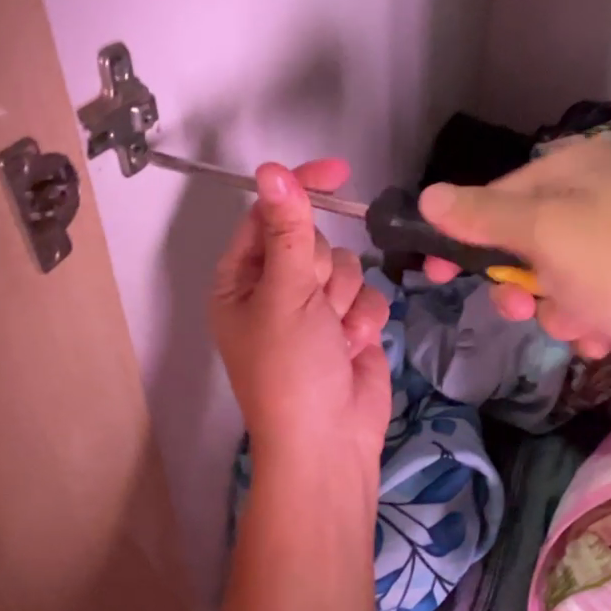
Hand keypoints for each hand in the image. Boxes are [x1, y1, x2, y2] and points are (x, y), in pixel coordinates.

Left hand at [213, 160, 391, 473]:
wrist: (328, 441)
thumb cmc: (290, 370)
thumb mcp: (284, 296)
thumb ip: (288, 230)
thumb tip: (273, 169)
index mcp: (241, 281)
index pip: (269, 216)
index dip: (299, 192)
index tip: (336, 172)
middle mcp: (276, 290)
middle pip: (314, 240)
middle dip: (323, 272)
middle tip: (315, 307)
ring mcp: (316, 310)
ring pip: (348, 267)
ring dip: (346, 301)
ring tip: (334, 336)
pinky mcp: (351, 327)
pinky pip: (370, 296)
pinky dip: (366, 320)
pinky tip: (354, 347)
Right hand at [419, 133, 610, 399]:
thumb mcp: (546, 234)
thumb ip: (483, 215)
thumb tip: (428, 196)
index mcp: (579, 165)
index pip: (497, 194)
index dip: (462, 234)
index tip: (432, 271)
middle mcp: (597, 196)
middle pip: (520, 240)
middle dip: (519, 281)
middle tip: (522, 304)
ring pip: (545, 280)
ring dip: (554, 310)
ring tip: (582, 322)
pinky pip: (578, 304)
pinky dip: (584, 324)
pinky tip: (607, 332)